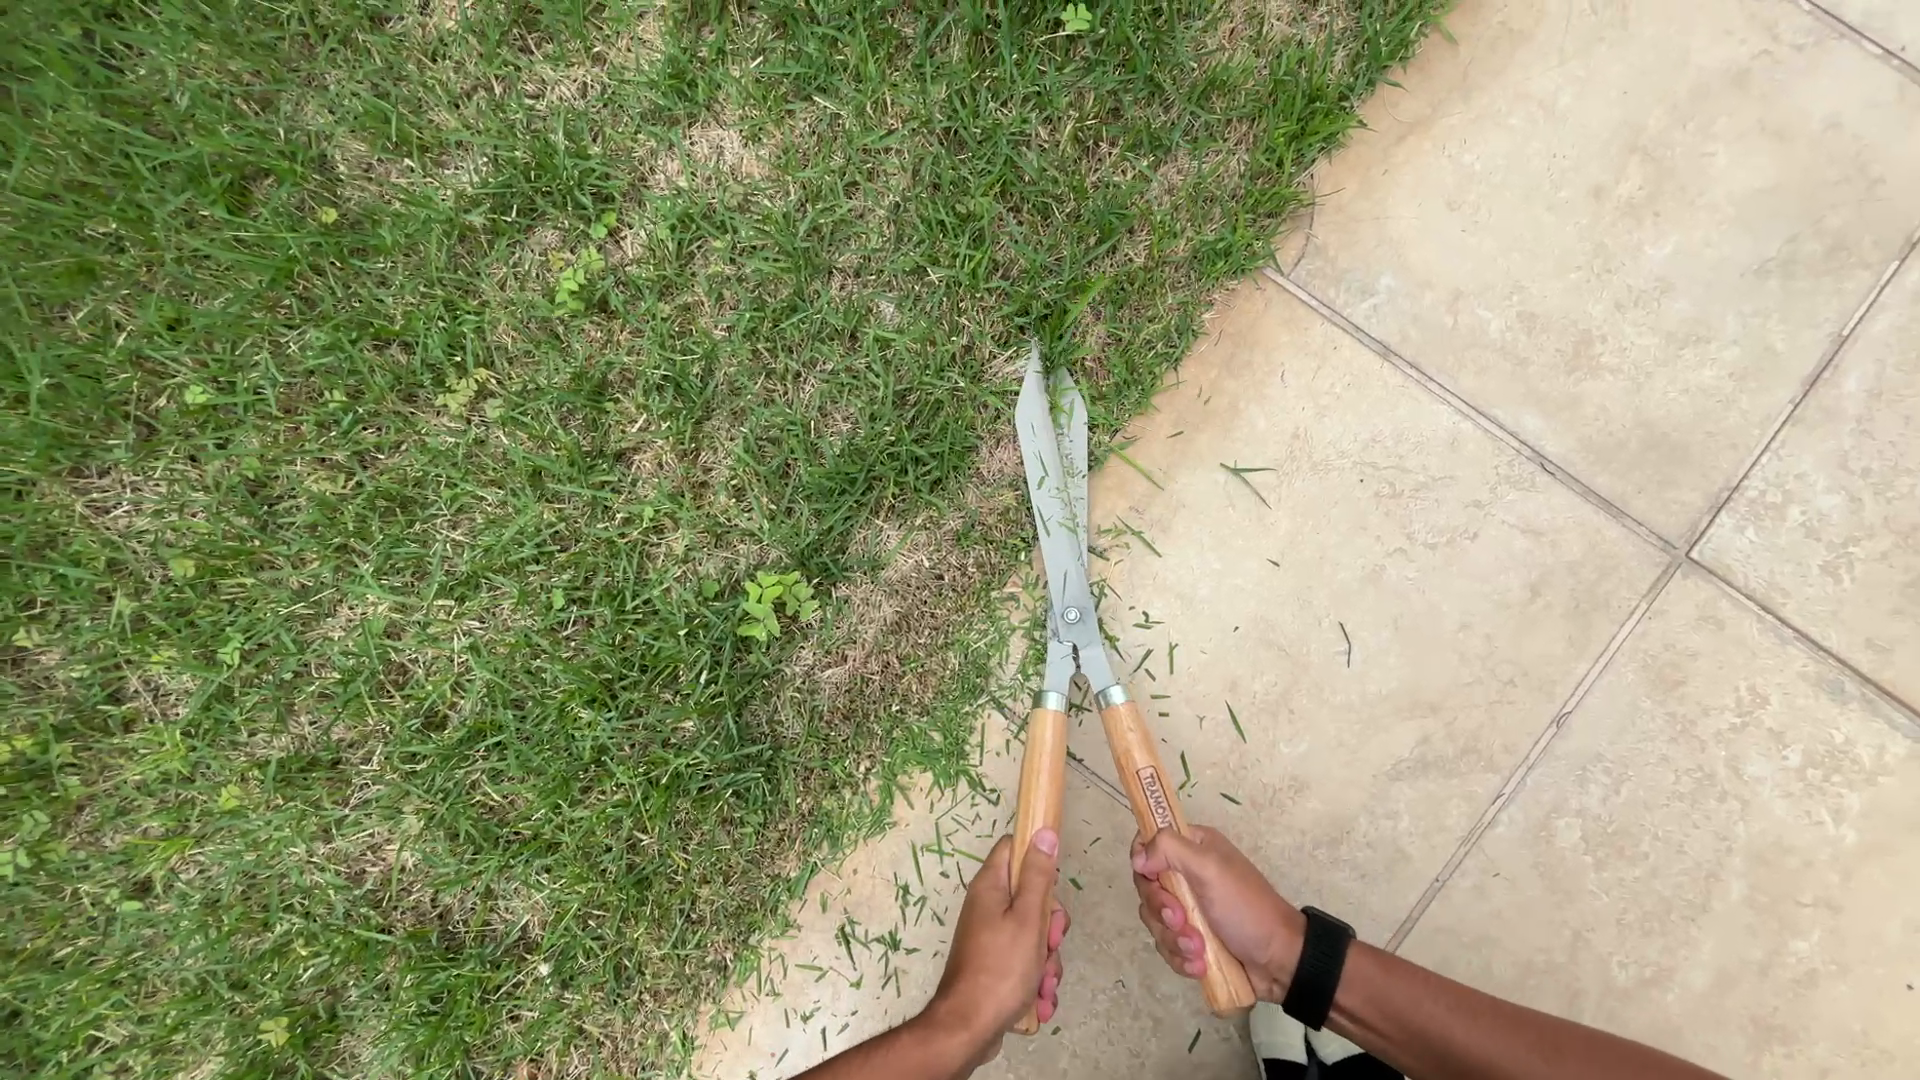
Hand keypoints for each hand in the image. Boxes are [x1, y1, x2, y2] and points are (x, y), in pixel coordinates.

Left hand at [922, 829, 1070, 1063]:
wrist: (969, 1028)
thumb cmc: (1001, 968)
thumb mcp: (1028, 918)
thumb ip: (1039, 875)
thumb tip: (1043, 831)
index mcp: (991, 885)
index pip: (1014, 849)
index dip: (1038, 859)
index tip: (1054, 884)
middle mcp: (988, 905)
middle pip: (1031, 896)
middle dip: (1049, 925)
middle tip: (1050, 942)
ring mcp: (991, 936)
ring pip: (1033, 933)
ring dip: (1047, 959)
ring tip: (1044, 981)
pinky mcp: (996, 963)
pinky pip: (1025, 960)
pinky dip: (1036, 978)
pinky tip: (1039, 999)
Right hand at [1131, 825, 1304, 1002]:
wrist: (1280, 962)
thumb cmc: (1246, 908)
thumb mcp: (1209, 868)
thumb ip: (1170, 849)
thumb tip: (1137, 858)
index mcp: (1193, 847)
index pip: (1149, 841)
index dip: (1143, 860)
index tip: (1151, 878)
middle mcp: (1187, 873)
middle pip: (1147, 885)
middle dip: (1162, 909)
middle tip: (1182, 920)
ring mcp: (1189, 908)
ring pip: (1154, 919)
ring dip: (1174, 938)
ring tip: (1199, 951)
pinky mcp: (1191, 938)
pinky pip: (1166, 944)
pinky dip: (1180, 957)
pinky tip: (1199, 965)